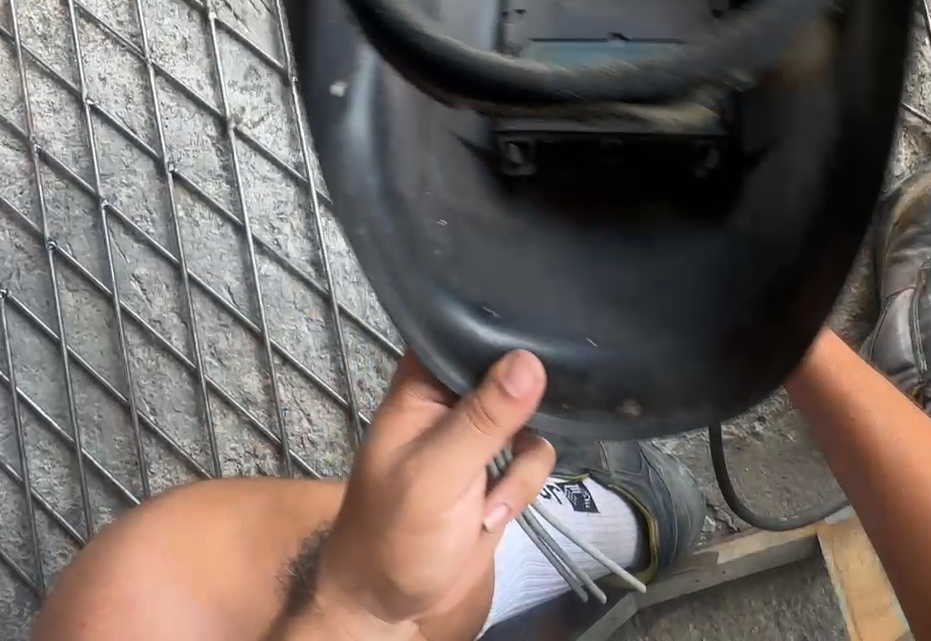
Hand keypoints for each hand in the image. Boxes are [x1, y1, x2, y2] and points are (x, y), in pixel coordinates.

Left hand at [302, 350, 556, 638]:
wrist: (392, 607)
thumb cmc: (393, 533)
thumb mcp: (435, 475)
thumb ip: (483, 420)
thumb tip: (530, 361)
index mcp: (424, 382)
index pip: (463, 328)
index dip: (499, 323)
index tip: (538, 322)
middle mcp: (455, 397)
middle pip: (508, 363)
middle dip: (528, 389)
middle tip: (526, 419)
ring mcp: (481, 432)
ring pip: (532, 412)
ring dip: (523, 454)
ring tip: (493, 495)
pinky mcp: (502, 467)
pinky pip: (537, 453)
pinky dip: (524, 484)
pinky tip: (494, 511)